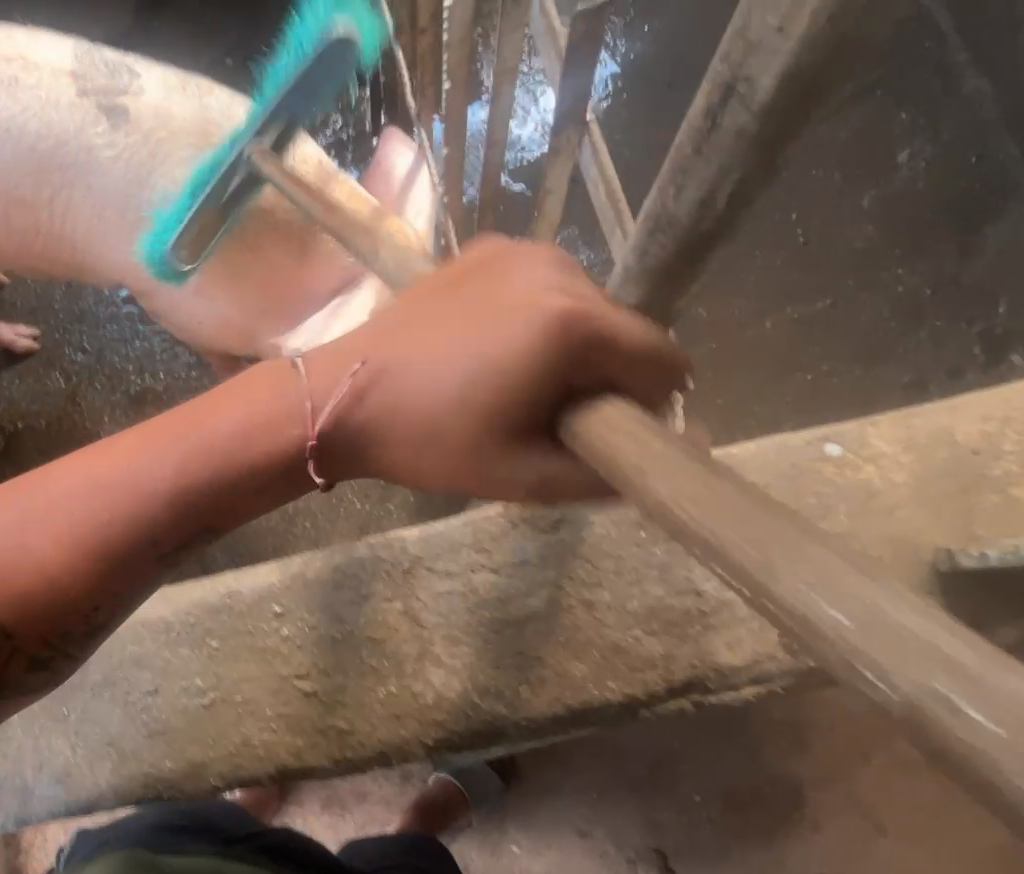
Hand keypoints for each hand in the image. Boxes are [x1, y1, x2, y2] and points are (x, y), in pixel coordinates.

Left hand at [310, 236, 690, 501]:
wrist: (341, 395)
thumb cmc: (427, 440)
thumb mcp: (522, 475)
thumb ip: (608, 471)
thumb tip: (682, 446)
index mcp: (574, 323)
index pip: (663, 361)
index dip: (641, 406)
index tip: (589, 431)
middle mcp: (559, 268)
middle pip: (623, 330)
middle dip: (599, 374)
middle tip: (536, 412)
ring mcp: (518, 250)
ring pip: (585, 304)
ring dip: (567, 343)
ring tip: (505, 381)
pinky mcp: (484, 248)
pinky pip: (540, 285)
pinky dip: (531, 315)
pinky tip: (482, 347)